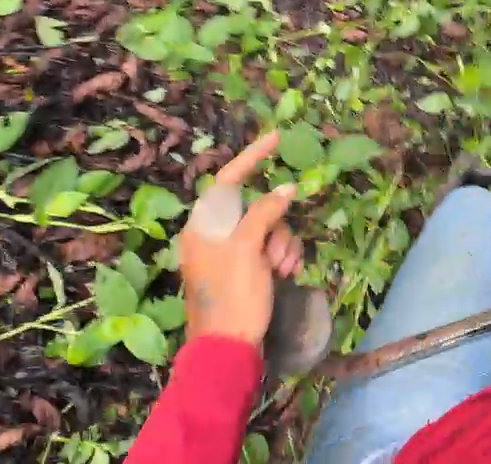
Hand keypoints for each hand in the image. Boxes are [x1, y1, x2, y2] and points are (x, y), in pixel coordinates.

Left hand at [180, 131, 302, 344]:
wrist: (228, 353)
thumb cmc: (232, 297)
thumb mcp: (248, 249)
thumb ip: (265, 212)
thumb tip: (285, 189)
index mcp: (203, 227)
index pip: (228, 179)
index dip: (252, 156)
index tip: (276, 136)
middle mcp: (214, 236)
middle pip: (257, 207)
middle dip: (277, 224)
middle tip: (277, 253)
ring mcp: (231, 254)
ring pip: (270, 228)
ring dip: (283, 244)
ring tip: (283, 269)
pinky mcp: (246, 270)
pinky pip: (272, 248)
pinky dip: (283, 256)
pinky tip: (287, 274)